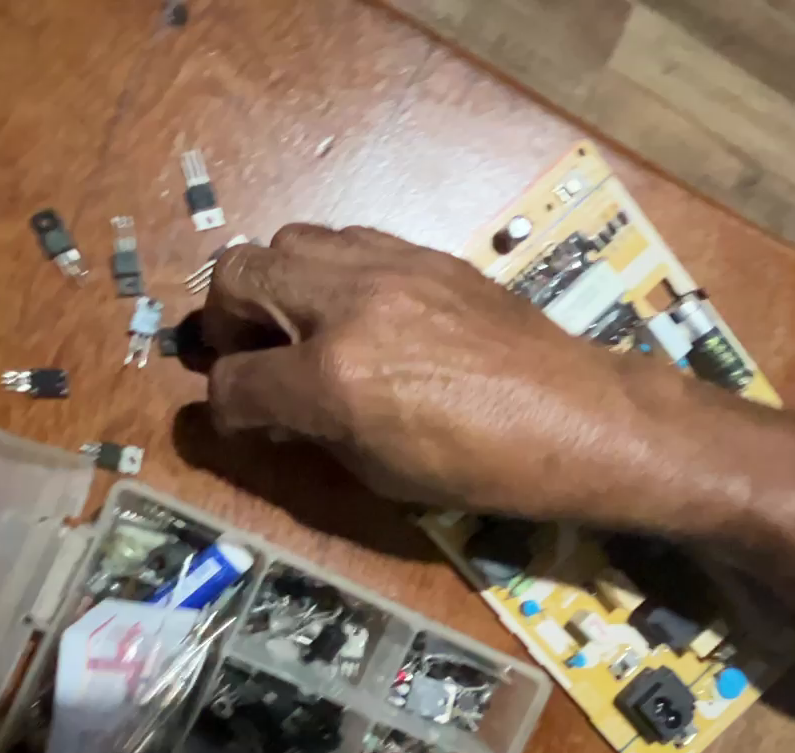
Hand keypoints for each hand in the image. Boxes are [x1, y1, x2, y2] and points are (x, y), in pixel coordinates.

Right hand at [203, 224, 682, 518]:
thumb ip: (309, 432)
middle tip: (249, 354)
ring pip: (286, 241)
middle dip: (226, 322)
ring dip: (274, 285)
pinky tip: (352, 308)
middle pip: (236, 275)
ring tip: (298, 326)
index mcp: (332, 377)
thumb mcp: (377, 471)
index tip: (242, 419)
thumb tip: (270, 412)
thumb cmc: (475, 467)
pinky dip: (326, 271)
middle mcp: (347, 303)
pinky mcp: (421, 251)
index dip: (225, 408)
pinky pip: (343, 238)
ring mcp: (386, 266)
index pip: (234, 380)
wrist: (569, 417)